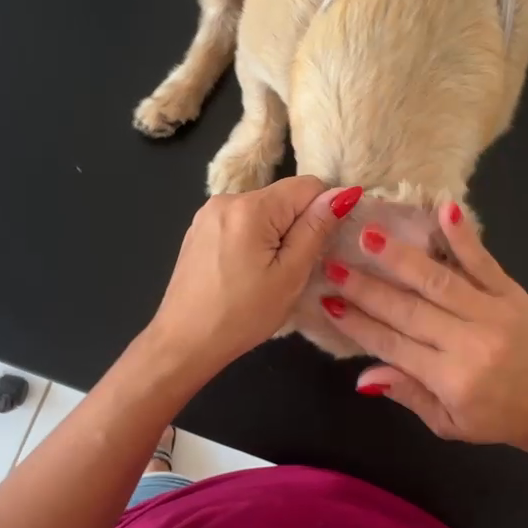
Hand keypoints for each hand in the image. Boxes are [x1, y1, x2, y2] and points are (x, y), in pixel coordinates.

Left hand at [145, 176, 361, 374]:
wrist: (184, 342)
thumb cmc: (243, 315)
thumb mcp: (290, 275)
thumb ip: (316, 229)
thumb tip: (343, 193)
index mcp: (251, 207)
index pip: (308, 186)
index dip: (325, 212)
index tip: (323, 247)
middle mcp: (226, 199)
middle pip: (283, 198)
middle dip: (298, 226)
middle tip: (294, 269)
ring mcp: (208, 214)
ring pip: (263, 211)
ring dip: (276, 235)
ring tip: (269, 274)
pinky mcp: (199, 231)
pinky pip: (241, 223)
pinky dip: (254, 241)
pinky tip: (246, 272)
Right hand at [323, 204, 527, 457]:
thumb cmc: (498, 420)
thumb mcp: (448, 424)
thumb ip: (407, 394)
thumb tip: (362, 376)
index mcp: (451, 379)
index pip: (393, 344)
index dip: (358, 324)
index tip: (327, 302)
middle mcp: (470, 343)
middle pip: (408, 309)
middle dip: (366, 287)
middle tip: (331, 263)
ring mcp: (494, 313)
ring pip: (439, 281)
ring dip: (401, 257)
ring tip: (369, 235)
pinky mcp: (513, 295)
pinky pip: (485, 263)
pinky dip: (464, 238)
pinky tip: (445, 211)